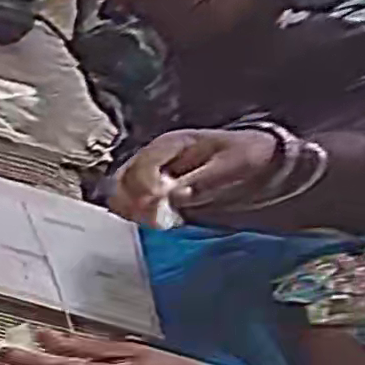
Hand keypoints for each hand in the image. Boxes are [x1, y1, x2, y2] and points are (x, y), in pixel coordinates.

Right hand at [104, 128, 278, 222]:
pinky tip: (156, 219)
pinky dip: (135, 215)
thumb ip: (199, 180)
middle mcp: (147, 158)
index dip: (146, 186)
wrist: (247, 162)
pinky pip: (125, 205)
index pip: (142, 166)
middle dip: (135, 202)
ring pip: (118, 196)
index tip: (158, 201)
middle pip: (121, 182)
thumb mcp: (232, 163)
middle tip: (157, 217)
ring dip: (132, 211)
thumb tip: (171, 196)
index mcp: (169, 144)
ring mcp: (140, 175)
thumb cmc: (242, 157)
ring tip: (158, 221)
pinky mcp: (140, 191)